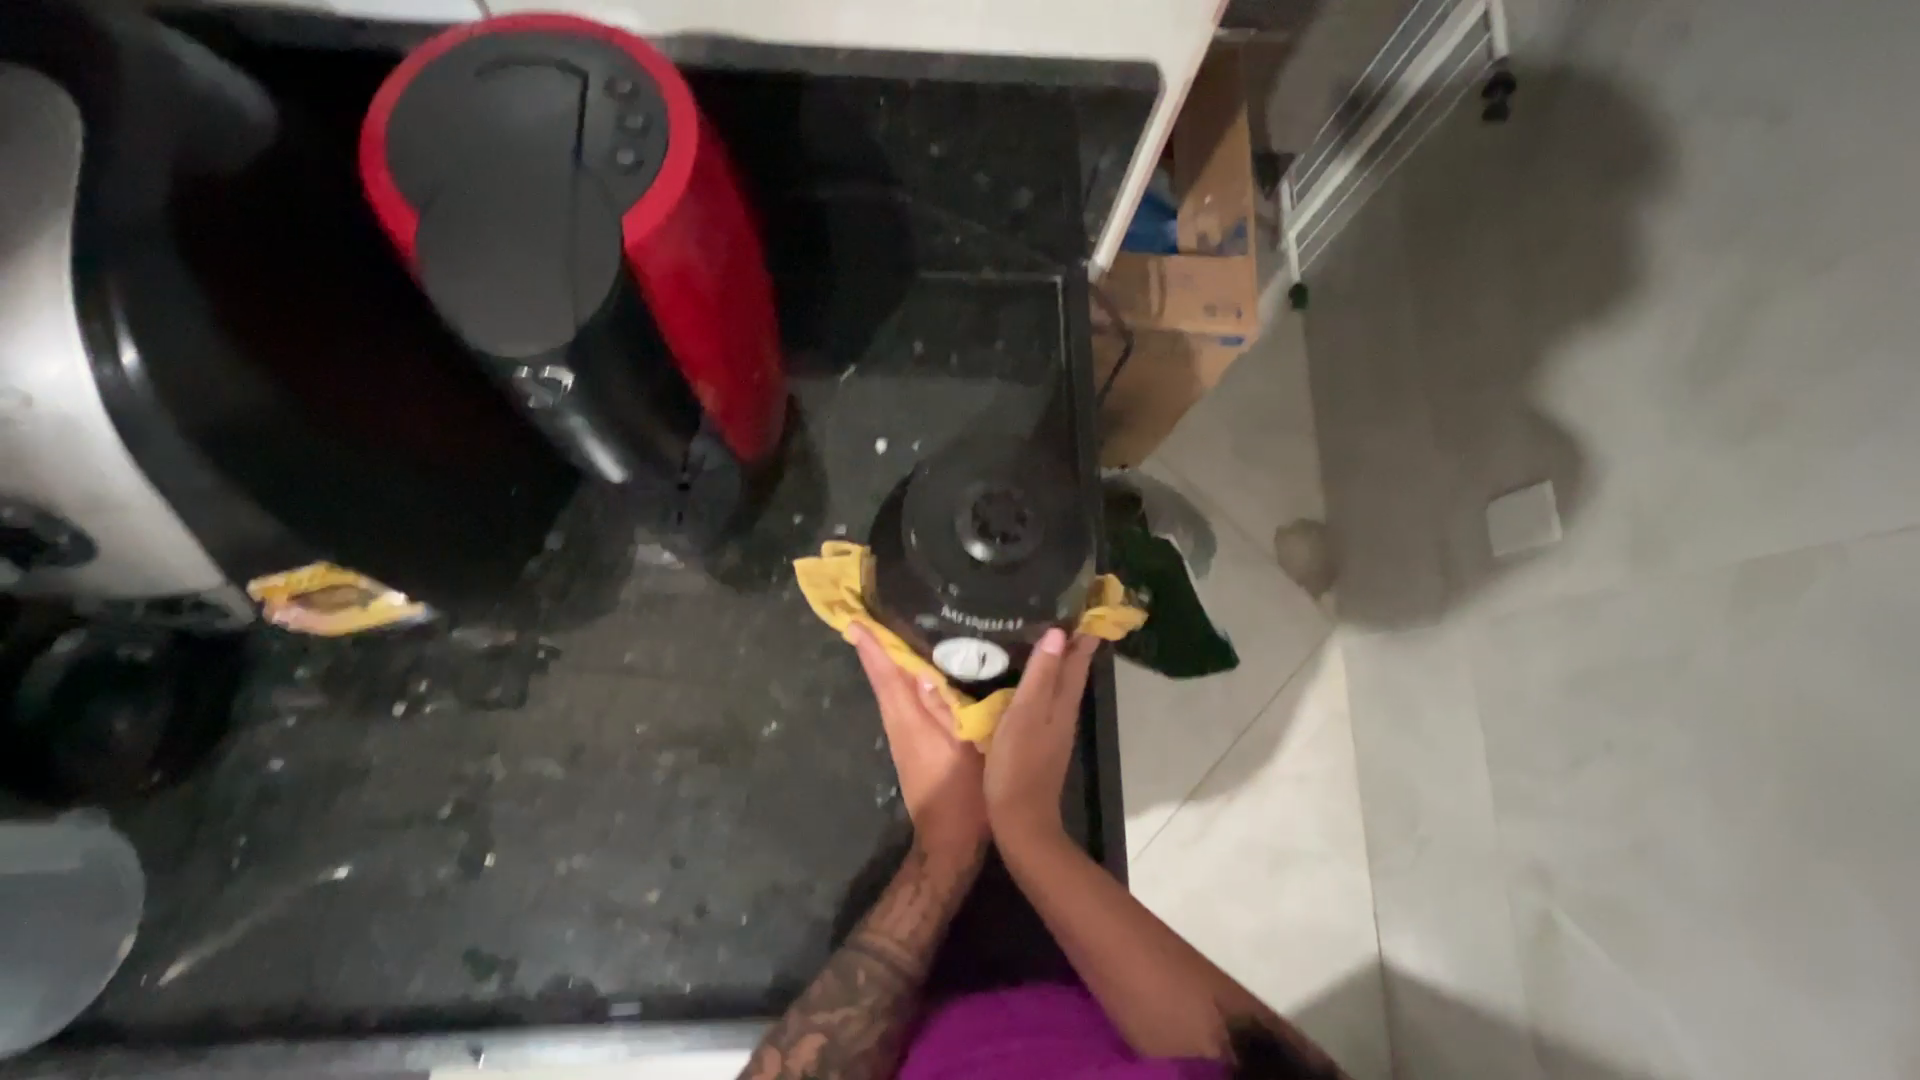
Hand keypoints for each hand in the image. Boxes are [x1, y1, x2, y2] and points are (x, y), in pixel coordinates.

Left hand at [849, 623, 987, 857]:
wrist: (950, 841)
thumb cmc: (962, 792)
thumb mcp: (962, 747)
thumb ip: (944, 709)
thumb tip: (921, 670)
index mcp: (908, 719)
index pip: (884, 675)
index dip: (872, 646)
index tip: (856, 619)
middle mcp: (898, 723)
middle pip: (883, 678)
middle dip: (878, 646)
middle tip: (876, 613)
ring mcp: (904, 735)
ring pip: (892, 689)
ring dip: (890, 661)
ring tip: (898, 630)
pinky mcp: (913, 744)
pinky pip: (904, 701)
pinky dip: (904, 680)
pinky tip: (921, 671)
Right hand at [984, 627, 1099, 843]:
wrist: (1021, 820)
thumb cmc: (1019, 765)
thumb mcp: (1025, 715)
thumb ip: (1040, 676)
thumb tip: (1058, 633)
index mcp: (1062, 703)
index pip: (1078, 659)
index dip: (1082, 634)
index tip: (1083, 603)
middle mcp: (1064, 713)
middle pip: (1072, 671)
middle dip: (1071, 644)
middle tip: (1062, 611)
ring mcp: (1054, 730)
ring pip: (1060, 686)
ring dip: (1056, 662)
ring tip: (1042, 637)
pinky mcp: (1041, 742)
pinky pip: (1046, 701)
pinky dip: (1042, 683)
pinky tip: (1026, 680)